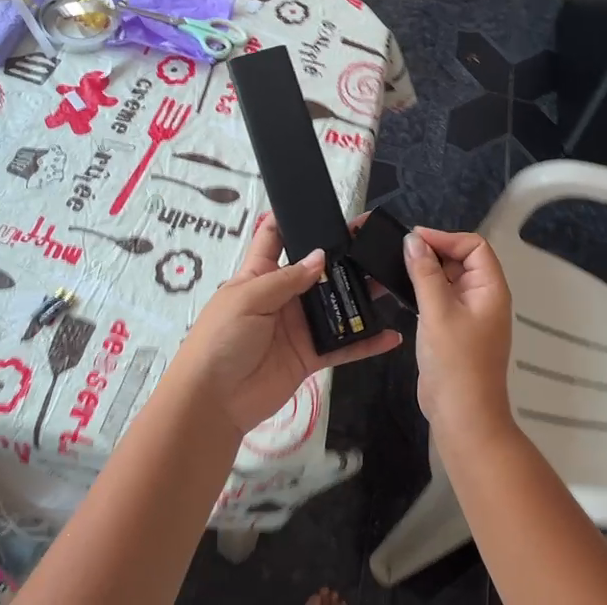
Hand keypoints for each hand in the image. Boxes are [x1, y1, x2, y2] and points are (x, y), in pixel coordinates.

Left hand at [170, 213, 402, 438]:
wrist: (213, 400)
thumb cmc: (221, 338)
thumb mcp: (248, 298)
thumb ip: (286, 278)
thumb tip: (321, 256)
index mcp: (260, 274)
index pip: (275, 237)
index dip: (295, 219)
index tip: (324, 205)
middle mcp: (284, 296)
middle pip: (318, 270)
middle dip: (344, 255)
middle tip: (378, 241)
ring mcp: (299, 326)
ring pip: (336, 305)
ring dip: (361, 295)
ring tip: (393, 280)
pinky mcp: (310, 356)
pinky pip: (343, 346)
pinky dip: (366, 342)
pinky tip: (390, 335)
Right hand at [404, 227, 513, 438]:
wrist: (462, 416)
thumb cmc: (455, 361)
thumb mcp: (437, 311)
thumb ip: (424, 272)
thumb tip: (412, 240)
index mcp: (490, 289)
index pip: (474, 246)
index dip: (446, 238)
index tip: (414, 239)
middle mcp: (483, 298)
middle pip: (462, 260)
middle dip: (434, 252)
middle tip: (400, 252)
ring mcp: (469, 316)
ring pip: (449, 280)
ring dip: (426, 272)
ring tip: (397, 267)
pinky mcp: (454, 330)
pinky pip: (441, 299)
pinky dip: (424, 291)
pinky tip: (402, 291)